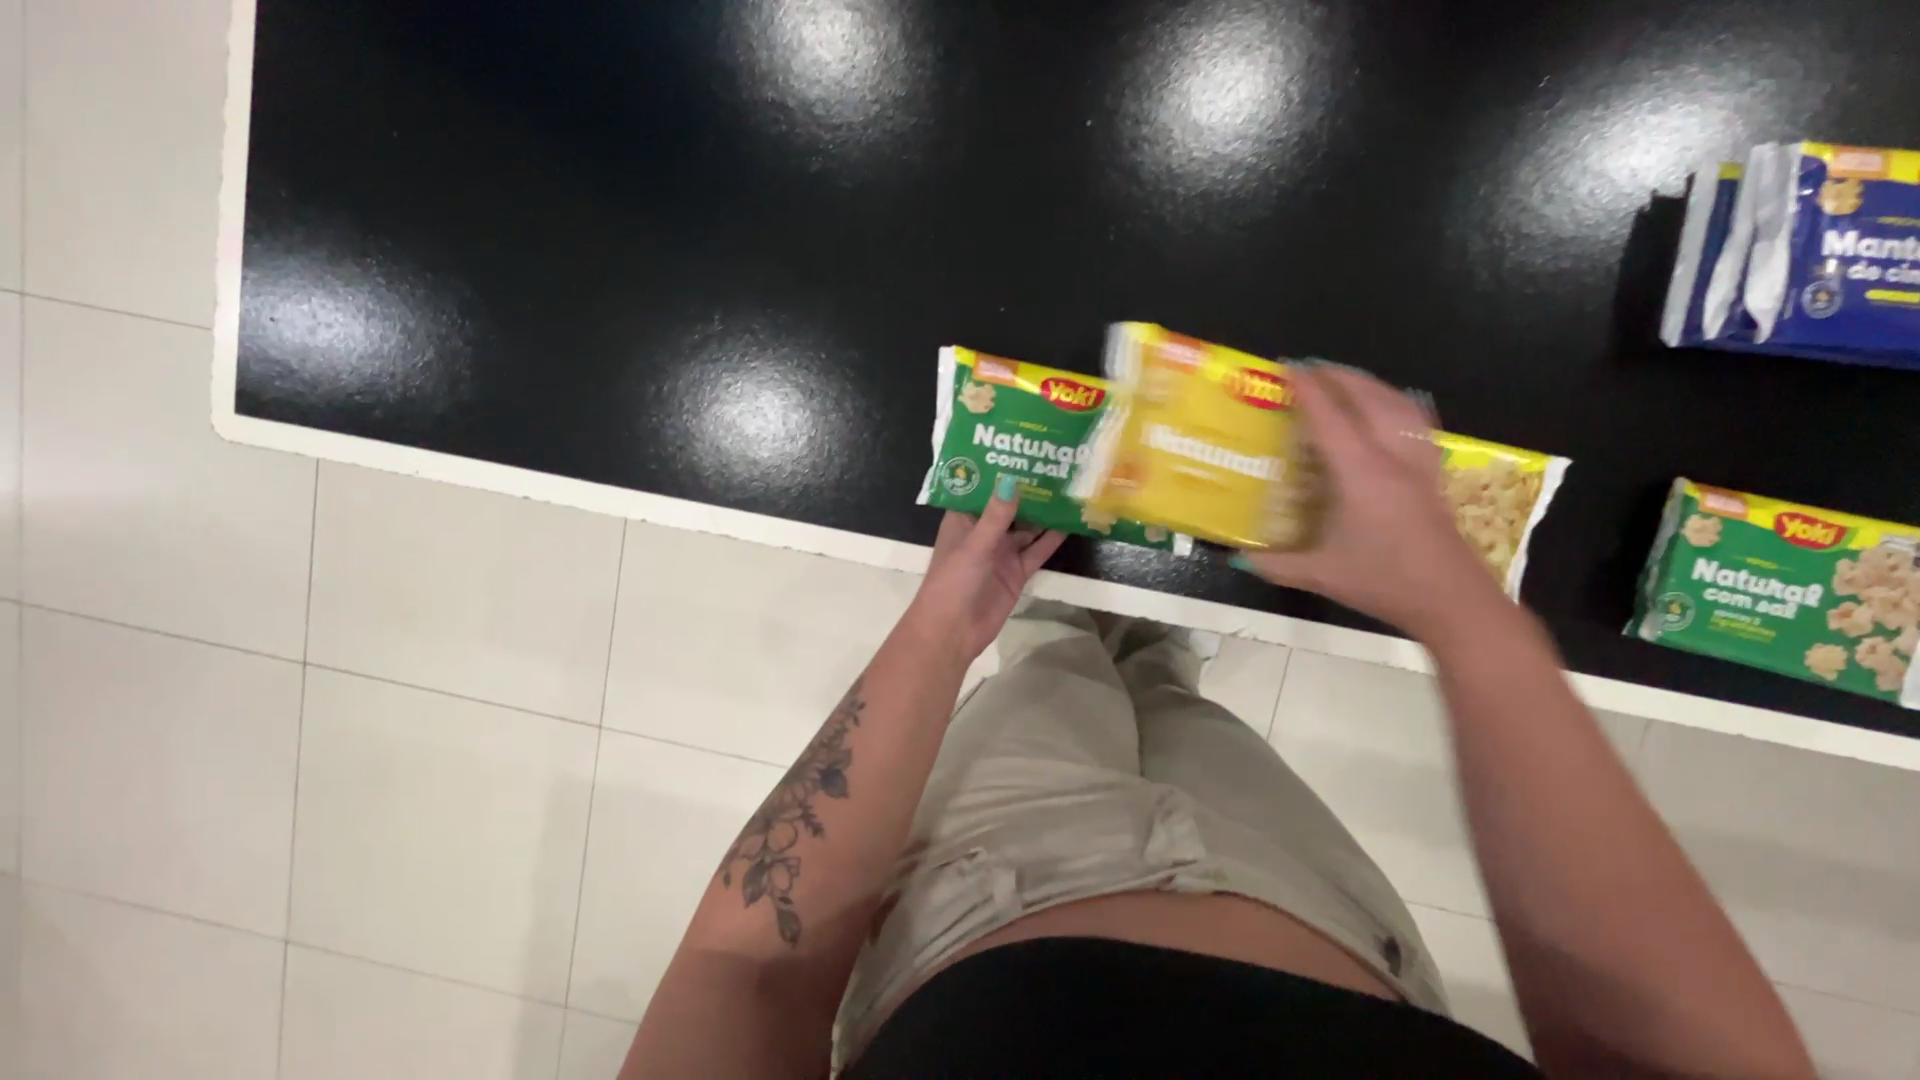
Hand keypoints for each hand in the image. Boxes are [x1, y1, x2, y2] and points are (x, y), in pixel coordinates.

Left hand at [906, 477, 1066, 662]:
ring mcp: (1001, 553)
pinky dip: (1052, 539)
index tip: (1023, 448)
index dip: (1001, 471)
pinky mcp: (1017, 573)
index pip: (983, 489)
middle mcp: (983, 533)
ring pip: (1027, 528)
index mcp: (964, 521)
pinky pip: (1037, 551)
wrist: (953, 631)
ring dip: (1044, 512)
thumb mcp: (975, 544)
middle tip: (1056, 464)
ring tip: (1069, 488)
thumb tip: (1013, 481)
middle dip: (1028, 489)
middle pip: (1009, 506)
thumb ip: (997, 516)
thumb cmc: (953, 582)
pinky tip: (1071, 522)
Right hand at [1236, 364, 1508, 640]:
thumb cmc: (1384, 583)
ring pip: (1399, 405)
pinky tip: (1393, 408)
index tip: (1288, 368)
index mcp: (1361, 475)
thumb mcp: (1320, 574)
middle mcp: (1392, 458)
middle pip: (1368, 399)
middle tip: (1311, 368)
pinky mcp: (1435, 475)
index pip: (1330, 419)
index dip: (1308, 390)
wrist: (1453, 600)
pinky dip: (1401, 405)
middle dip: (1339, 376)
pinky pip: (1420, 424)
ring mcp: (1419, 464)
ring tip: (1348, 379)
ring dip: (1371, 385)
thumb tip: (1238, 556)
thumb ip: (1275, 564)